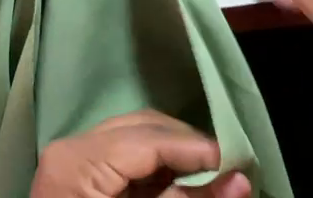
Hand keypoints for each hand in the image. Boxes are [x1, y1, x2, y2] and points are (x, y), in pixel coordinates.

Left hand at [31, 110, 252, 197]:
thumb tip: (241, 182)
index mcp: (77, 161)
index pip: (147, 138)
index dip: (194, 147)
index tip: (237, 160)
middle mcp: (72, 148)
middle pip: (141, 128)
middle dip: (187, 146)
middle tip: (229, 166)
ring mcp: (73, 158)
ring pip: (136, 138)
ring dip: (175, 156)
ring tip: (212, 175)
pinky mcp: (81, 174)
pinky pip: (125, 159)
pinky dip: (157, 170)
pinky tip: (183, 184)